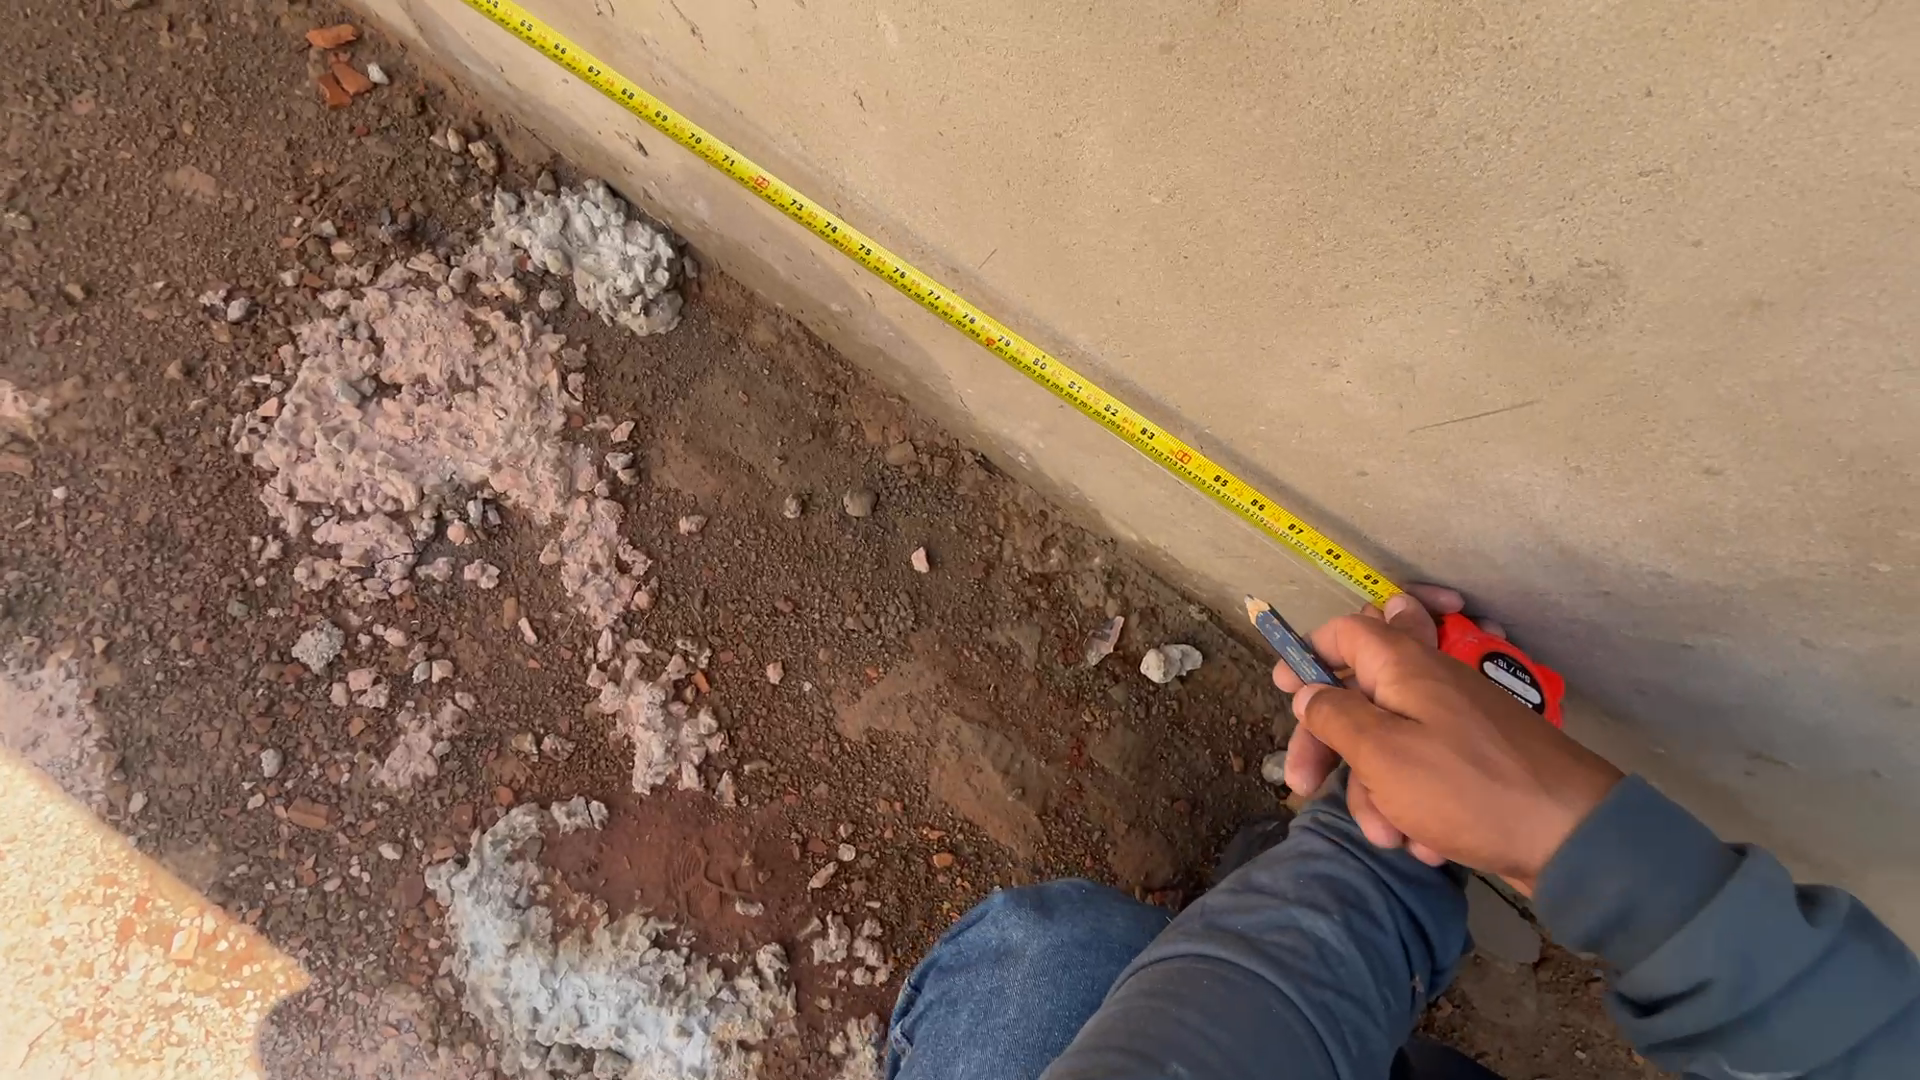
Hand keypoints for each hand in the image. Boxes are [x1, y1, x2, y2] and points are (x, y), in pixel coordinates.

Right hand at [1271, 585, 1622, 893]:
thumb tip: (1308, 693)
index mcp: (1404, 667)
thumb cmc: (1469, 788)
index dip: (1308, 652)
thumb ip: (1333, 715)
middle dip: (1326, 745)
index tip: (1284, 686)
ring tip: (1390, 835)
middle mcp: (1426, 685)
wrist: (1581, 844)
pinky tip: (1424, 842)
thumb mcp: (1381, 752)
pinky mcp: (1472, 761)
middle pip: (1353, 697)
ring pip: (1383, 743)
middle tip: (1301, 785)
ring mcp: (1452, 724)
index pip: (1345, 632)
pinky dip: (1412, 804)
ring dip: (1373, 791)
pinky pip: (1419, 771)